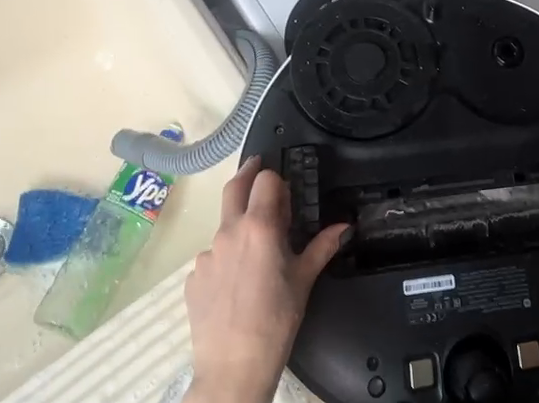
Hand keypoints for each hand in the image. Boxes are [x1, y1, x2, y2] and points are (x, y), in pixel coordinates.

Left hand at [185, 157, 348, 402]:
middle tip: (258, 171)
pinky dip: (225, 261)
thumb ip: (323, 246)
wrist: (233, 366)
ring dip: (239, 229)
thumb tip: (344, 227)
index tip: (285, 193)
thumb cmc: (276, 319)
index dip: (277, 182)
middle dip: (248, 174)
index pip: (265, 180)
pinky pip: (212, 259)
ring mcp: (206, 255)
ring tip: (255, 256)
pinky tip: (237, 285)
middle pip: (234, 187)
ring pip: (224, 228)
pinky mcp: (193, 278)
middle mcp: (229, 232)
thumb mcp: (304, 279)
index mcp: (259, 226)